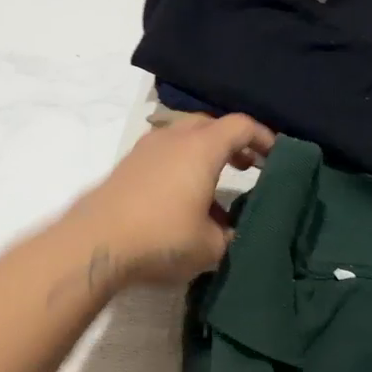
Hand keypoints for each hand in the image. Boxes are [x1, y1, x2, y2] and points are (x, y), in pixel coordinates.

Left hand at [63, 113, 274, 288]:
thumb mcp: (211, 246)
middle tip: (249, 166)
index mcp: (202, 148)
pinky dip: (183, 168)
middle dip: (233, 143)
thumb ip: (231, 235)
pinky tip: (185, 202)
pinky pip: (165, 156)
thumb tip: (234, 233)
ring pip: (185, 139)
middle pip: (211, 125)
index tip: (276, 157)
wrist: (94, 244)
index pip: (241, 125)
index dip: (264, 137)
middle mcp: (174, 138)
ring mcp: (146, 149)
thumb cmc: (161, 238)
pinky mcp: (127, 166)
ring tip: (217, 188)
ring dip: (205, 157)